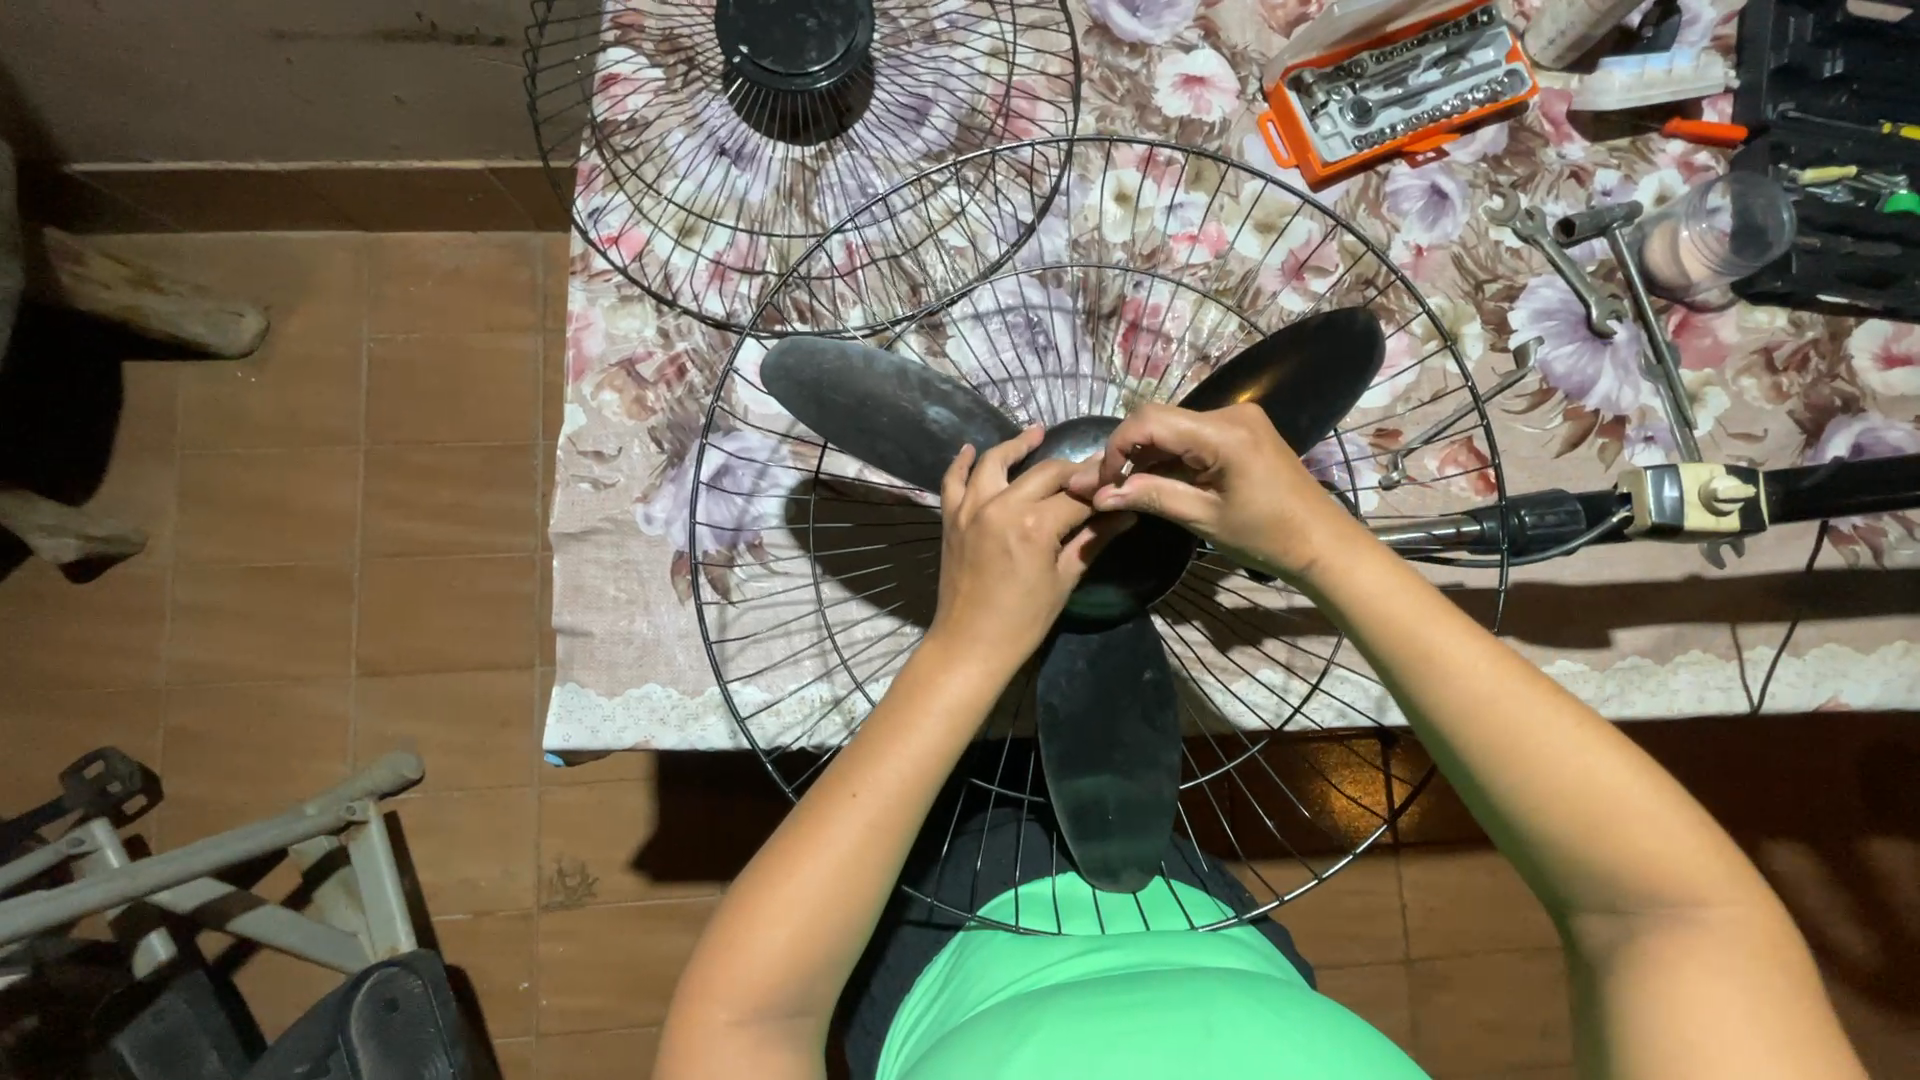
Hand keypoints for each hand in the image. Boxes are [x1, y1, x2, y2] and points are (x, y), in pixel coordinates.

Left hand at [928, 427, 1134, 671]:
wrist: (969, 644)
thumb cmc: (1023, 621)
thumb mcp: (1064, 580)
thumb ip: (1092, 541)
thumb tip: (1125, 515)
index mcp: (1035, 525)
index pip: (1078, 496)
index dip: (1100, 491)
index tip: (1117, 485)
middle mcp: (1001, 505)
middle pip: (1045, 472)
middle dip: (1071, 469)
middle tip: (1089, 472)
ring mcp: (970, 508)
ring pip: (995, 462)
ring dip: (1017, 445)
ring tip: (1036, 433)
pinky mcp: (950, 517)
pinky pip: (953, 480)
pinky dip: (961, 462)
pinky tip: (970, 450)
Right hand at [1066, 402, 1364, 583]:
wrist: (1321, 542)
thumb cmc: (1266, 536)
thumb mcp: (1202, 519)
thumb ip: (1151, 497)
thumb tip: (1100, 495)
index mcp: (1224, 433)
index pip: (1150, 421)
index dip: (1117, 447)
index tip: (1104, 483)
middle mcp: (1229, 413)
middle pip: (1158, 420)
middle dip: (1125, 452)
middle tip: (1102, 487)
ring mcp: (1236, 419)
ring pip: (1171, 428)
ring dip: (1144, 457)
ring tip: (1121, 489)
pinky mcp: (1239, 431)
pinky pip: (1190, 436)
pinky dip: (1167, 458)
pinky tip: (1151, 483)